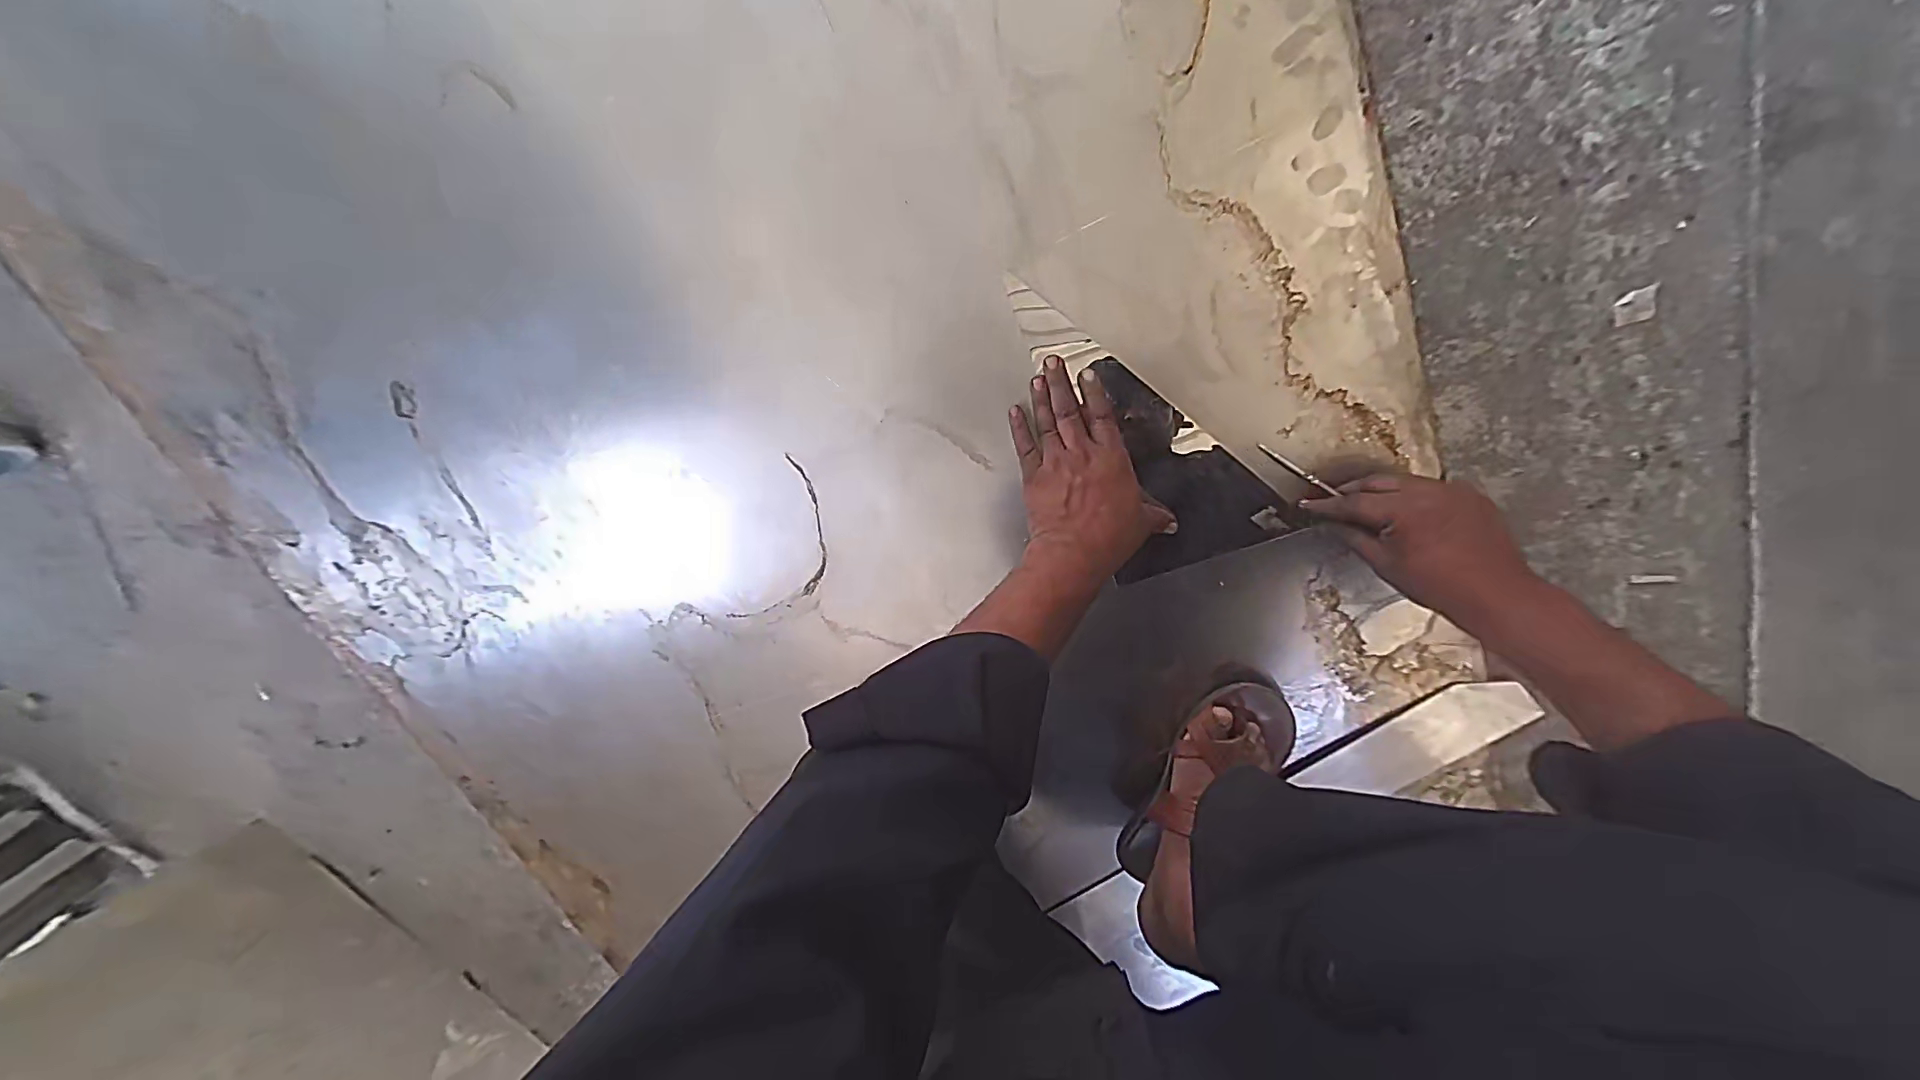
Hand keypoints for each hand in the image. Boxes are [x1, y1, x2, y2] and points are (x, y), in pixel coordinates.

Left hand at [1009, 356, 1177, 582]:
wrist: (1073, 552)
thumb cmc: (1107, 536)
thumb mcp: (1140, 522)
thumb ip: (1153, 515)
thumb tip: (1168, 521)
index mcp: (1111, 457)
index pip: (1102, 415)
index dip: (1093, 392)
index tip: (1087, 374)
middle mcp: (1081, 453)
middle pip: (1069, 409)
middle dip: (1061, 383)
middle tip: (1053, 362)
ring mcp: (1055, 462)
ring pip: (1047, 422)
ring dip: (1041, 397)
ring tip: (1038, 377)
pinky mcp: (1034, 476)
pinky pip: (1025, 446)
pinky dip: (1019, 428)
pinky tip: (1015, 412)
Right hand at [1300, 474, 1537, 622]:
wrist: (1497, 595)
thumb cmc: (1439, 586)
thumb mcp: (1386, 564)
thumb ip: (1356, 539)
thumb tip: (1335, 525)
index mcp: (1405, 508)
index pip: (1355, 502)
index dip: (1328, 505)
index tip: (1310, 505)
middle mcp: (1430, 491)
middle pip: (1379, 481)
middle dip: (1353, 489)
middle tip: (1332, 500)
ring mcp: (1453, 491)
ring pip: (1404, 481)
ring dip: (1381, 490)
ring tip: (1365, 504)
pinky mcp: (1471, 496)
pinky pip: (1430, 488)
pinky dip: (1410, 495)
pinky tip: (1403, 510)